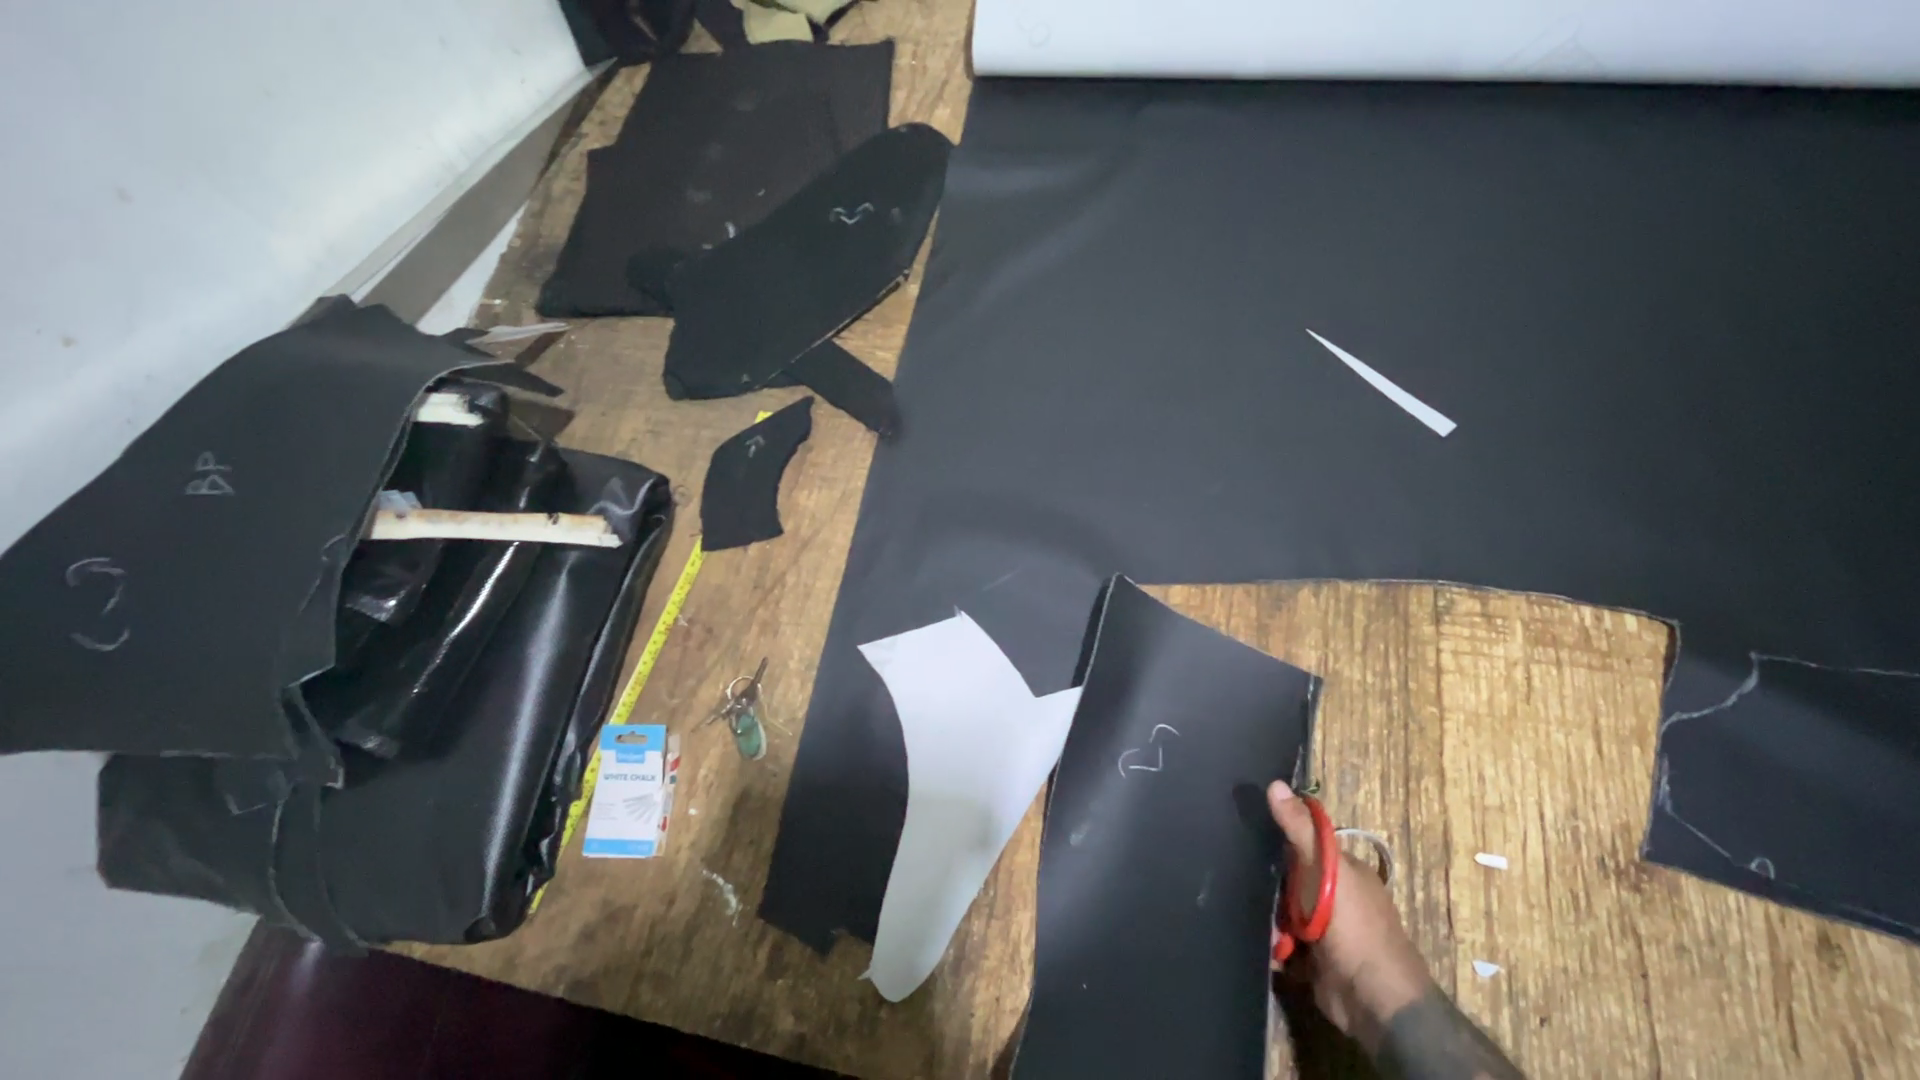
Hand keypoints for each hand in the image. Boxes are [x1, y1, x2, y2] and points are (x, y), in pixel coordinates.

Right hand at [1269, 781, 1431, 1051]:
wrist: (1372, 999)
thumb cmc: (1354, 926)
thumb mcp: (1327, 869)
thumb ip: (1301, 830)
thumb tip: (1275, 783)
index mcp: (1344, 872)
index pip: (1304, 844)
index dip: (1277, 839)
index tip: (1244, 832)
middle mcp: (1334, 898)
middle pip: (1288, 879)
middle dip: (1266, 884)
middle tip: (1237, 879)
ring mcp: (1323, 931)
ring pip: (1280, 912)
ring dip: (1265, 917)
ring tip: (1244, 914)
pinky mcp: (1310, 960)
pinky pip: (1279, 943)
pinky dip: (1269, 944)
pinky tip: (1254, 940)